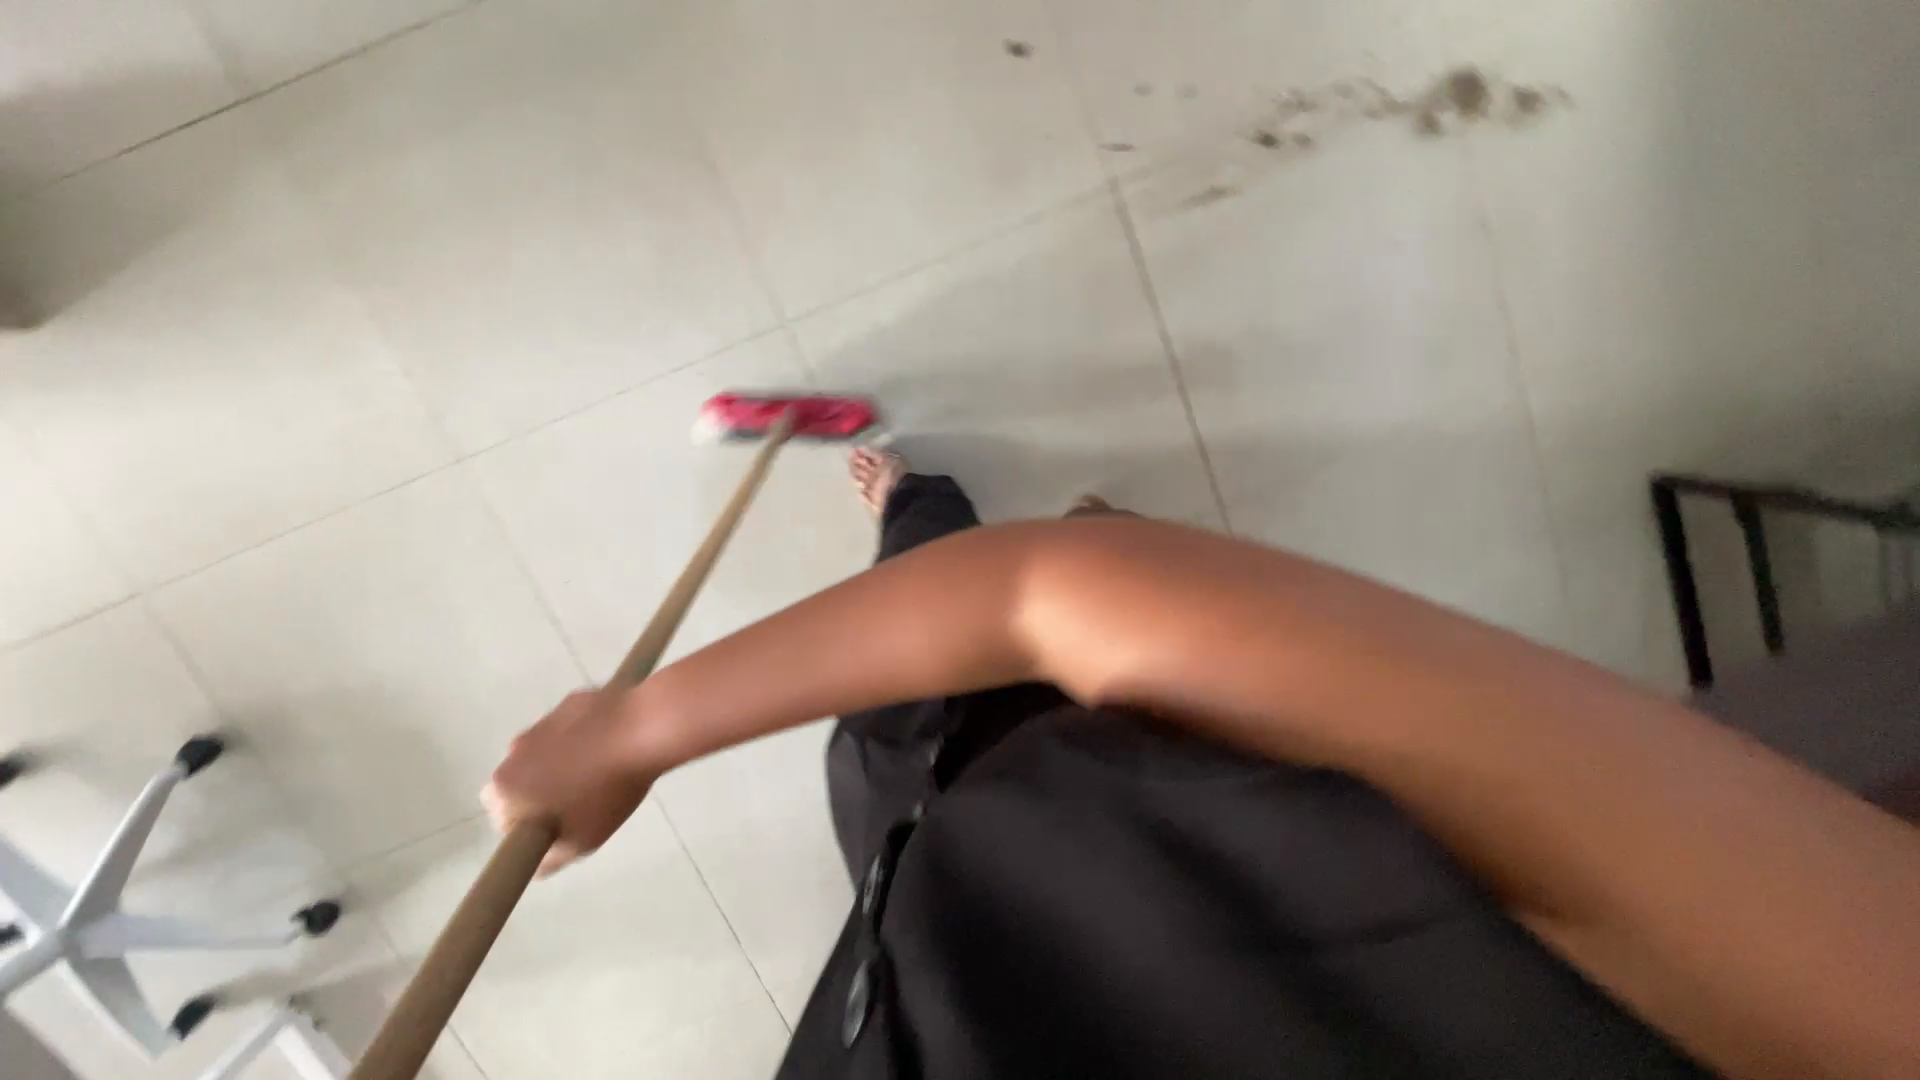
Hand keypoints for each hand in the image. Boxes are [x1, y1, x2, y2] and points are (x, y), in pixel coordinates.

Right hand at [482, 687, 660, 875]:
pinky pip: (569, 728)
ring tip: (602, 770)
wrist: (643, 731)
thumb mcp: (582, 841)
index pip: (503, 820)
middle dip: (542, 793)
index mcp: (504, 788)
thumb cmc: (607, 792)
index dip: (531, 828)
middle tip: (582, 800)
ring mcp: (541, 722)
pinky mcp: (569, 703)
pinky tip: (611, 743)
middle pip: (519, 783)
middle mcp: (512, 752)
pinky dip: (583, 736)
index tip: (560, 825)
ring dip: (562, 763)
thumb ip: (551, 858)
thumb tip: (539, 864)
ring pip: (543, 753)